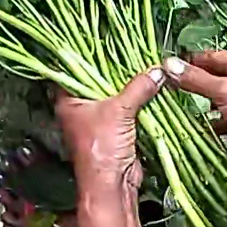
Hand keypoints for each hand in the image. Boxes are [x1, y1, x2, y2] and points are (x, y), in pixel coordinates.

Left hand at [54, 66, 166, 195]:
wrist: (112, 184)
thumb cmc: (102, 147)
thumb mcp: (119, 111)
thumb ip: (138, 88)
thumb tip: (157, 71)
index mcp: (70, 100)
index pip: (76, 69)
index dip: (92, 55)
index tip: (110, 43)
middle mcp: (82, 108)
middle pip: (100, 81)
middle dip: (120, 71)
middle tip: (138, 54)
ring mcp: (99, 120)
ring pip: (117, 96)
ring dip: (133, 88)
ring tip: (149, 69)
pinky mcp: (117, 131)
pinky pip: (129, 111)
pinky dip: (140, 103)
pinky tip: (153, 92)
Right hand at [162, 52, 226, 172]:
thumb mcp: (224, 89)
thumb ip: (196, 79)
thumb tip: (168, 64)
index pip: (214, 58)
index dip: (193, 60)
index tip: (170, 64)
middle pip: (214, 79)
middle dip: (194, 82)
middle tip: (167, 85)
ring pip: (216, 101)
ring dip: (200, 103)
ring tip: (174, 104)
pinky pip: (220, 122)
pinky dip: (208, 124)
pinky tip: (192, 126)